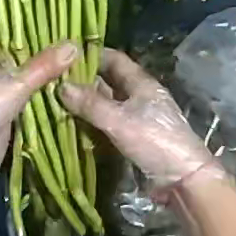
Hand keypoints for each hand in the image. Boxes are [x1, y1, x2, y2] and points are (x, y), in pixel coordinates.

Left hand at [0, 30, 78, 189]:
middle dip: (19, 55)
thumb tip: (74, 44)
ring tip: (65, 69)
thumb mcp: (13, 85)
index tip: (10, 24)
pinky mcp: (0, 125)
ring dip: (31, 81)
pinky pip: (21, 109)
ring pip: (11, 86)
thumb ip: (42, 67)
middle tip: (53, 45)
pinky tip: (59, 100)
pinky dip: (36, 105)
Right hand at [60, 48, 223, 188]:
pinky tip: (69, 123)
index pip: (113, 59)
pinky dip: (89, 121)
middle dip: (82, 80)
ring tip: (54, 100)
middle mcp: (137, 96)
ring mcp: (134, 117)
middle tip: (52, 80)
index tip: (64, 56)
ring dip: (83, 102)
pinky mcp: (130, 137)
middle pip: (106, 81)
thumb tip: (60, 86)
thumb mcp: (120, 120)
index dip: (91, 55)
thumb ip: (90, 104)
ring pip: (104, 103)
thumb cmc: (156, 142)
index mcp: (140, 83)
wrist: (183, 180)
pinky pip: (105, 122)